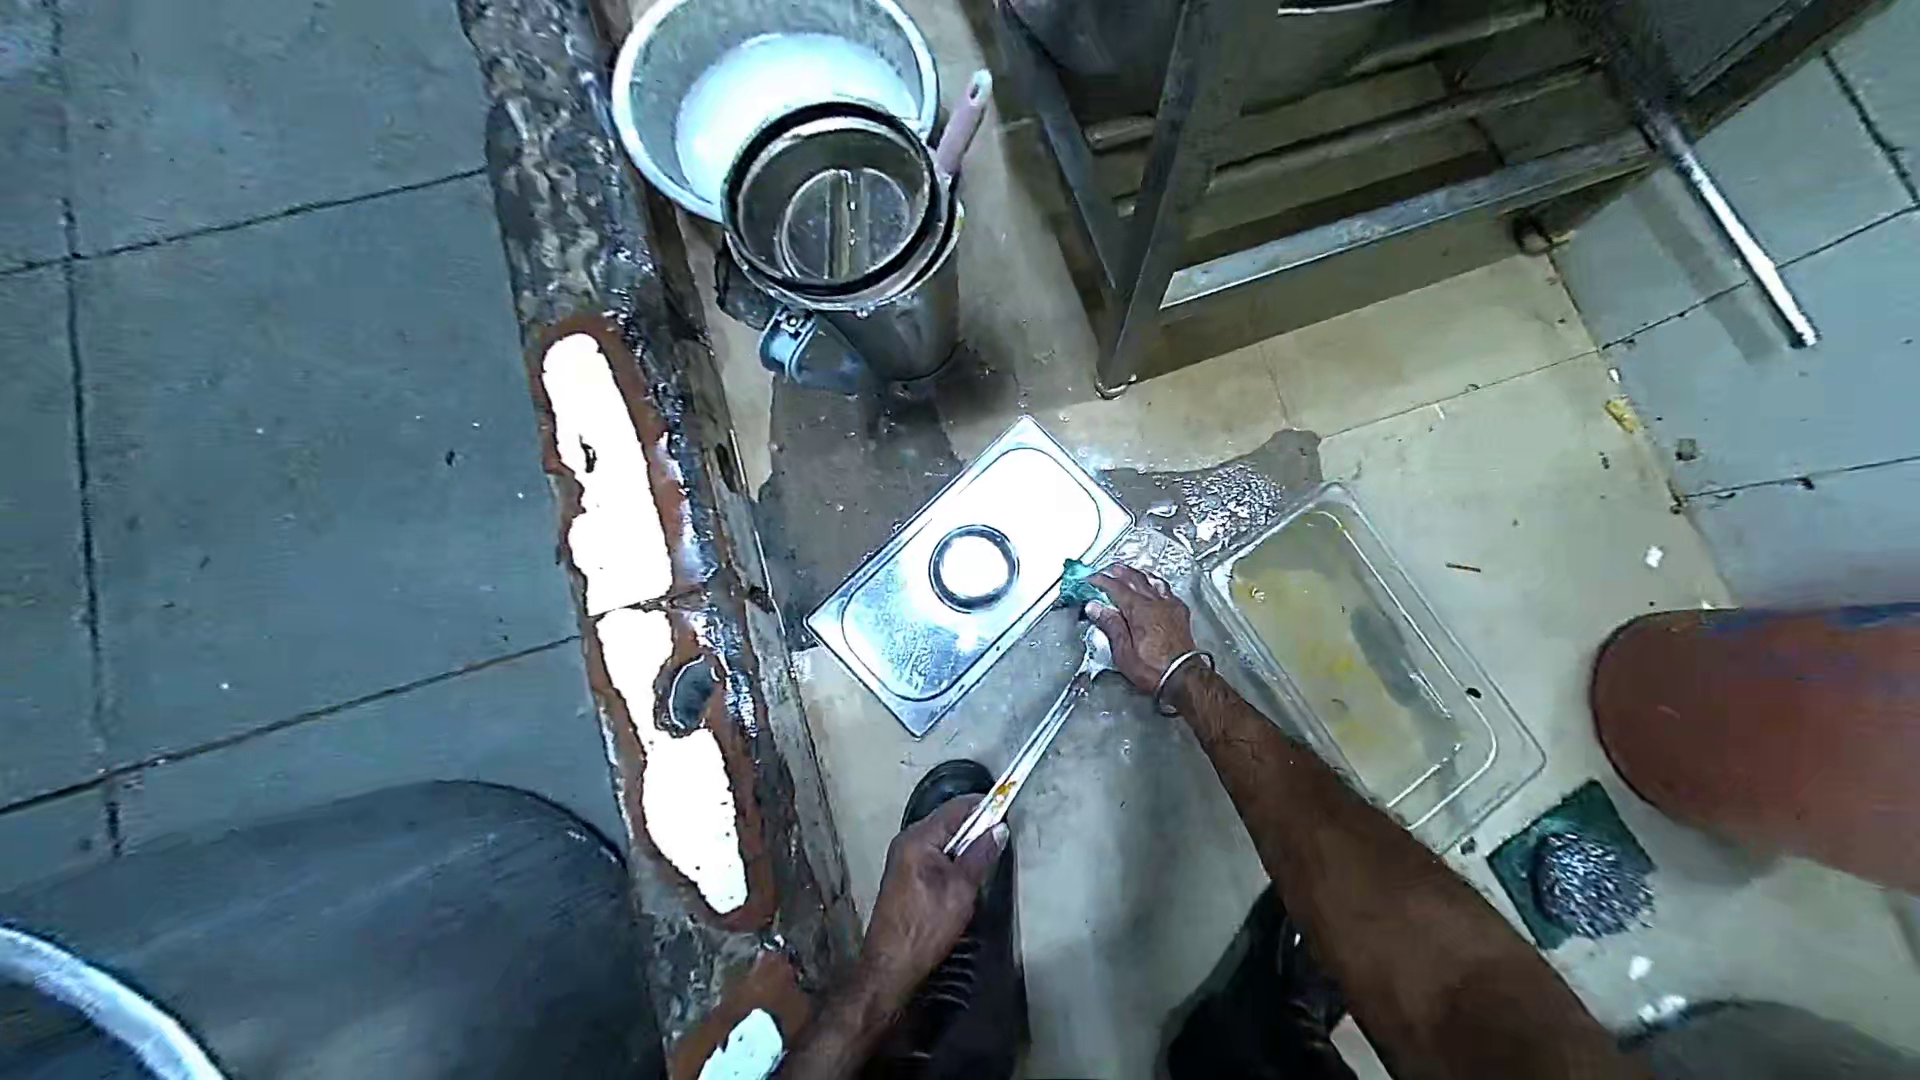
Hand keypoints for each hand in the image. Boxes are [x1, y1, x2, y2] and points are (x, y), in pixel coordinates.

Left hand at [855, 795, 1007, 1008]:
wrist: (890, 968)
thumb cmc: (925, 927)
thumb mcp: (961, 889)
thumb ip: (981, 854)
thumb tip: (998, 829)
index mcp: (918, 837)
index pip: (955, 808)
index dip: (982, 805)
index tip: (1005, 807)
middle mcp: (907, 840)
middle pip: (947, 821)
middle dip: (975, 826)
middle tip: (1000, 835)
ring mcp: (903, 858)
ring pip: (941, 839)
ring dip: (964, 844)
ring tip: (986, 855)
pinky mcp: (904, 876)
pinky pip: (933, 854)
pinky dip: (951, 857)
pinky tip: (965, 874)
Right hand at [1085, 564, 1198, 694]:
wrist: (1183, 677)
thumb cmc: (1153, 668)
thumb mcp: (1123, 651)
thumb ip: (1110, 625)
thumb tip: (1095, 607)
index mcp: (1139, 610)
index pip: (1116, 588)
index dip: (1102, 581)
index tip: (1091, 578)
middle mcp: (1155, 603)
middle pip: (1134, 579)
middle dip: (1119, 572)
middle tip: (1108, 569)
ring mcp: (1169, 606)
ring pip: (1152, 581)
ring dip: (1138, 574)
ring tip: (1130, 572)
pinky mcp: (1179, 613)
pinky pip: (1167, 590)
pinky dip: (1157, 583)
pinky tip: (1155, 585)